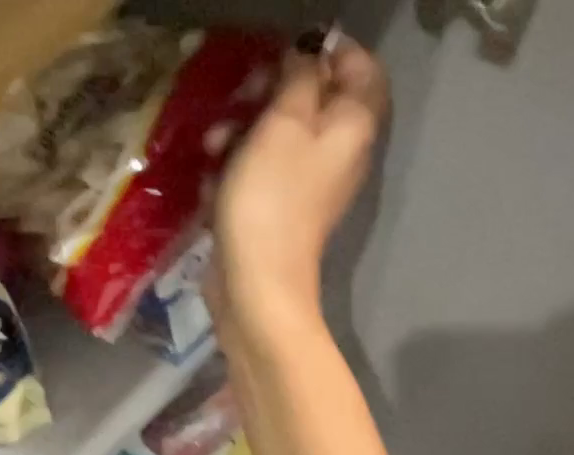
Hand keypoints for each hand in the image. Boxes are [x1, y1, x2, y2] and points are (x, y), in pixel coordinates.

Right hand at [210, 37, 389, 330]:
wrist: (255, 284)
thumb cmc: (270, 198)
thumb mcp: (283, 123)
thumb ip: (300, 77)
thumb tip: (308, 52)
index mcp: (354, 125)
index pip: (360, 67)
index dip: (326, 51)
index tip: (283, 55)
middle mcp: (339, 153)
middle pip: (313, 100)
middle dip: (271, 93)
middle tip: (242, 95)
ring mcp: (307, 185)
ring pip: (278, 137)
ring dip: (242, 133)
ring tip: (214, 146)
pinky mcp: (277, 210)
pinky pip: (259, 173)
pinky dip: (236, 170)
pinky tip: (213, 181)